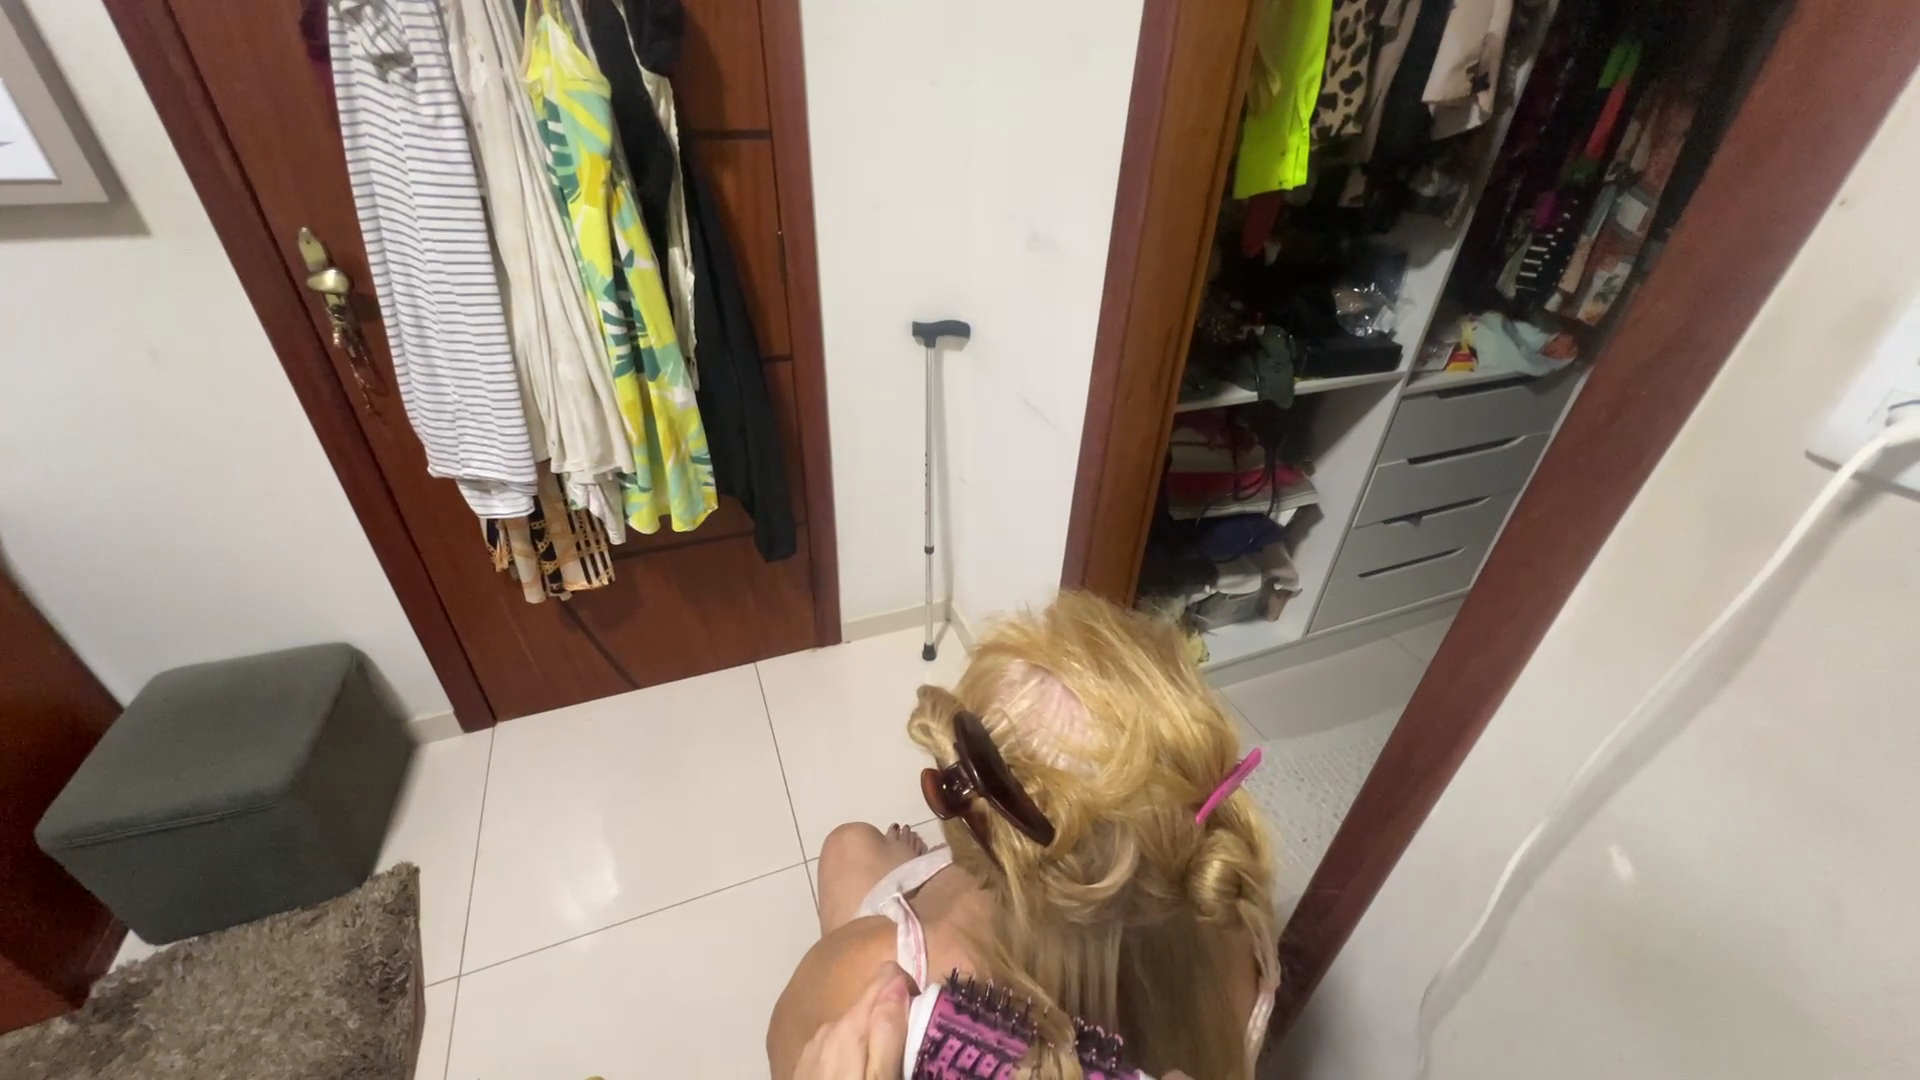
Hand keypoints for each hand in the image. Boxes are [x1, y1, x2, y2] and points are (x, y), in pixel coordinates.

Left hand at [793, 961, 915, 1079]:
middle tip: (903, 1056)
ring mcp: (812, 1046)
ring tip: (879, 1067)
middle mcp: (828, 1026)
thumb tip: (897, 978)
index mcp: (848, 1023)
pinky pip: (836, 1045)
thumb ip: (888, 1031)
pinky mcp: (804, 1066)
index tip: (919, 1025)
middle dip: (890, 1019)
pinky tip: (854, 1076)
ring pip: (854, 1025)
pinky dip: (851, 1053)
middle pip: (870, 1003)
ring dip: (870, 1037)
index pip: (887, 975)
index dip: (910, 994)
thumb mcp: (880, 1078)